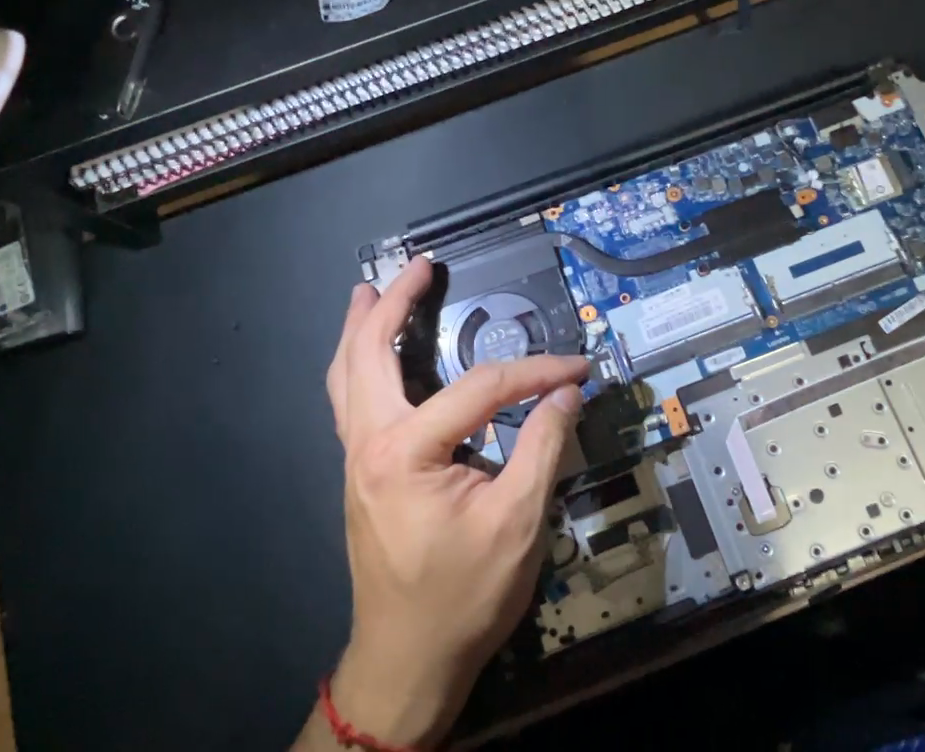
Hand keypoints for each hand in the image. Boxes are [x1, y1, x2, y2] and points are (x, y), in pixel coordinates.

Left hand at [320, 257, 587, 746]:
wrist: (407, 659)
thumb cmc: (463, 596)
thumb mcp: (518, 521)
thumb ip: (542, 446)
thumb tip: (565, 390)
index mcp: (404, 451)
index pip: (479, 388)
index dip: (535, 371)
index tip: (578, 365)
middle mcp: (367, 443)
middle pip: (370, 354)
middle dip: (393, 303)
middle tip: (419, 266)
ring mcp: (356, 459)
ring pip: (346, 376)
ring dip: (359, 329)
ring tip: (369, 292)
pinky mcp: (360, 474)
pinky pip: (350, 401)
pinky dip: (358, 364)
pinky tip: (371, 358)